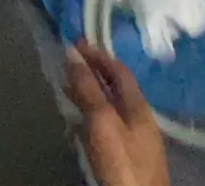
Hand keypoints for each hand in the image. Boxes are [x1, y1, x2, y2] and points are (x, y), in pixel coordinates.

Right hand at [65, 42, 169, 185]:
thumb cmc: (121, 161)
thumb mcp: (102, 120)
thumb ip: (88, 87)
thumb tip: (72, 51)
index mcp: (139, 106)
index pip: (119, 70)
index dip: (98, 54)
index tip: (74, 43)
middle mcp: (139, 119)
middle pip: (115, 88)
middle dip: (91, 72)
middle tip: (67, 62)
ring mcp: (134, 140)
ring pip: (109, 106)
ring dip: (88, 92)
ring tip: (65, 85)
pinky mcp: (126, 157)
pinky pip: (106, 125)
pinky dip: (89, 114)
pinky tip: (75, 119)